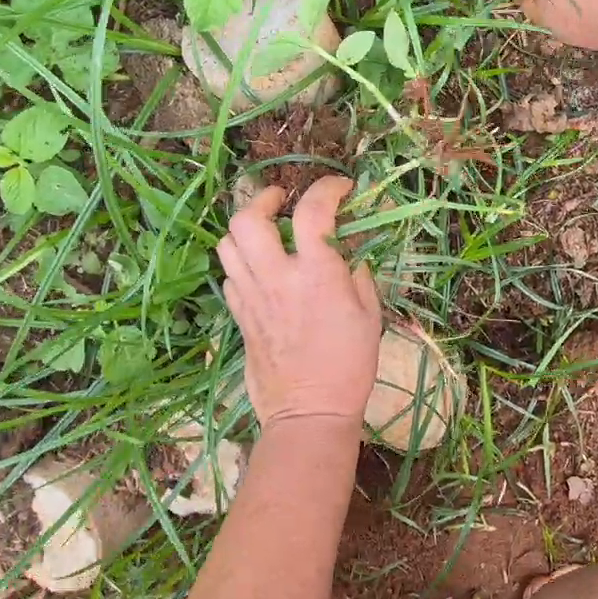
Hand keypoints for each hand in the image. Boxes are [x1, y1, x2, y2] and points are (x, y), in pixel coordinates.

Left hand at [216, 176, 381, 430]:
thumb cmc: (350, 363)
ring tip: (268, 232)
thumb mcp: (370, 314)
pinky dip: (243, 262)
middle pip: (247, 219)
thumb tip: (346, 256)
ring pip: (227, 245)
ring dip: (247, 229)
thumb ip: (356, 275)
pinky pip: (229, 276)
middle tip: (283, 201)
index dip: (327, 188)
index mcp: (316, 274)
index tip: (341, 187)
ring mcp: (251, 297)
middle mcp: (276, 278)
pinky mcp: (239, 317)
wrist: (309, 411)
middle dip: (264, 200)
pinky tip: (262, 271)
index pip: (312, 211)